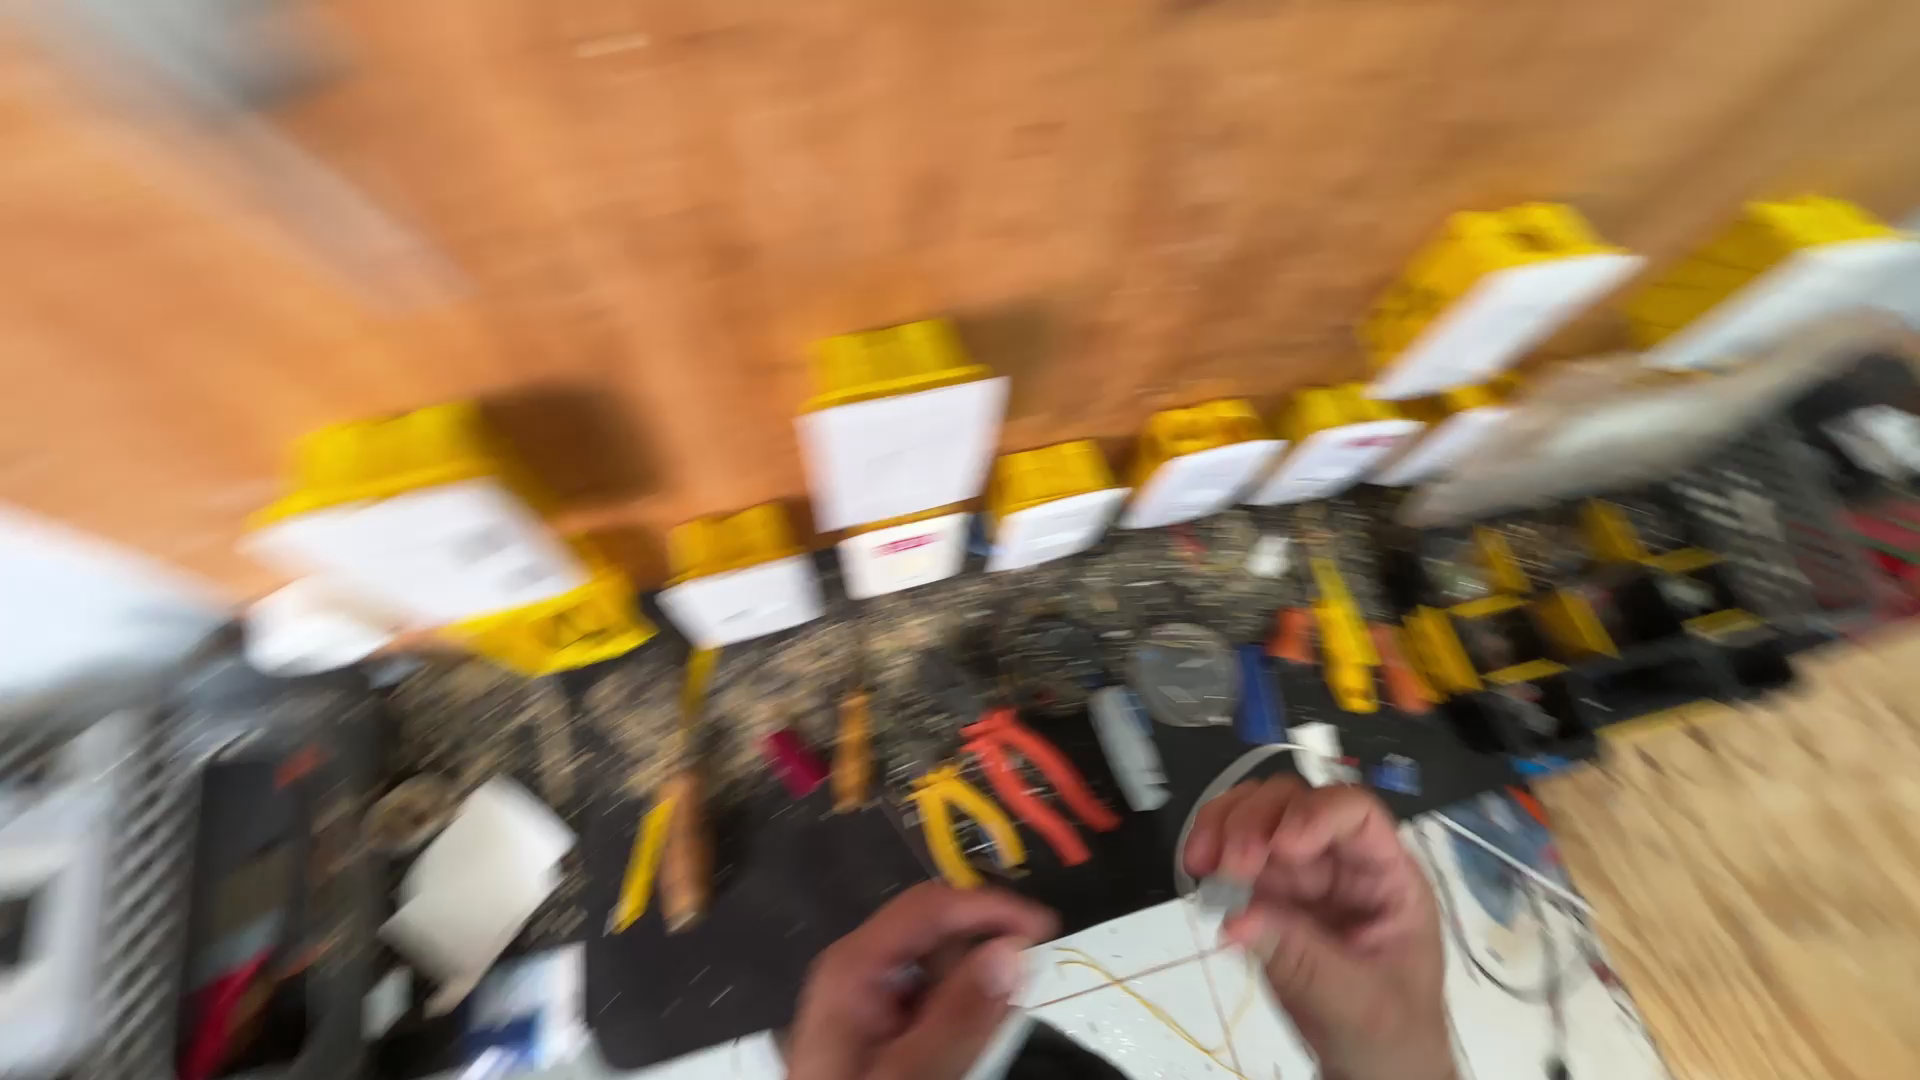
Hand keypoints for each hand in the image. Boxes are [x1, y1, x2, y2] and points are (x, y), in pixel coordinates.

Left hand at [786, 883, 1057, 1079]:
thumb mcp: (905, 1077)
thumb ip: (958, 1018)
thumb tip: (1012, 951)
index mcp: (855, 964)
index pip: (931, 905)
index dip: (990, 907)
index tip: (1046, 929)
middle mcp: (861, 967)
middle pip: (938, 933)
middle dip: (984, 956)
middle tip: (1021, 998)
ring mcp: (869, 997)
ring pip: (940, 968)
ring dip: (974, 993)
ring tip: (983, 1041)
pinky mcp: (879, 1026)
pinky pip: (932, 1001)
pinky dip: (960, 1016)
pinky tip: (965, 1050)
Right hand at [1183, 778, 1453, 1079]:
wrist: (1368, 1077)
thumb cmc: (1391, 1041)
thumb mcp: (1361, 1006)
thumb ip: (1303, 960)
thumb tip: (1238, 919)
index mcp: (1385, 877)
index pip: (1355, 814)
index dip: (1316, 815)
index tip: (1281, 846)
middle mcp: (1339, 861)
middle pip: (1292, 803)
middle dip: (1254, 821)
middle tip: (1229, 863)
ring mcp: (1297, 872)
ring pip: (1253, 813)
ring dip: (1221, 825)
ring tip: (1201, 862)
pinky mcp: (1262, 889)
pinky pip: (1229, 847)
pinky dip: (1207, 847)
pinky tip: (1197, 871)